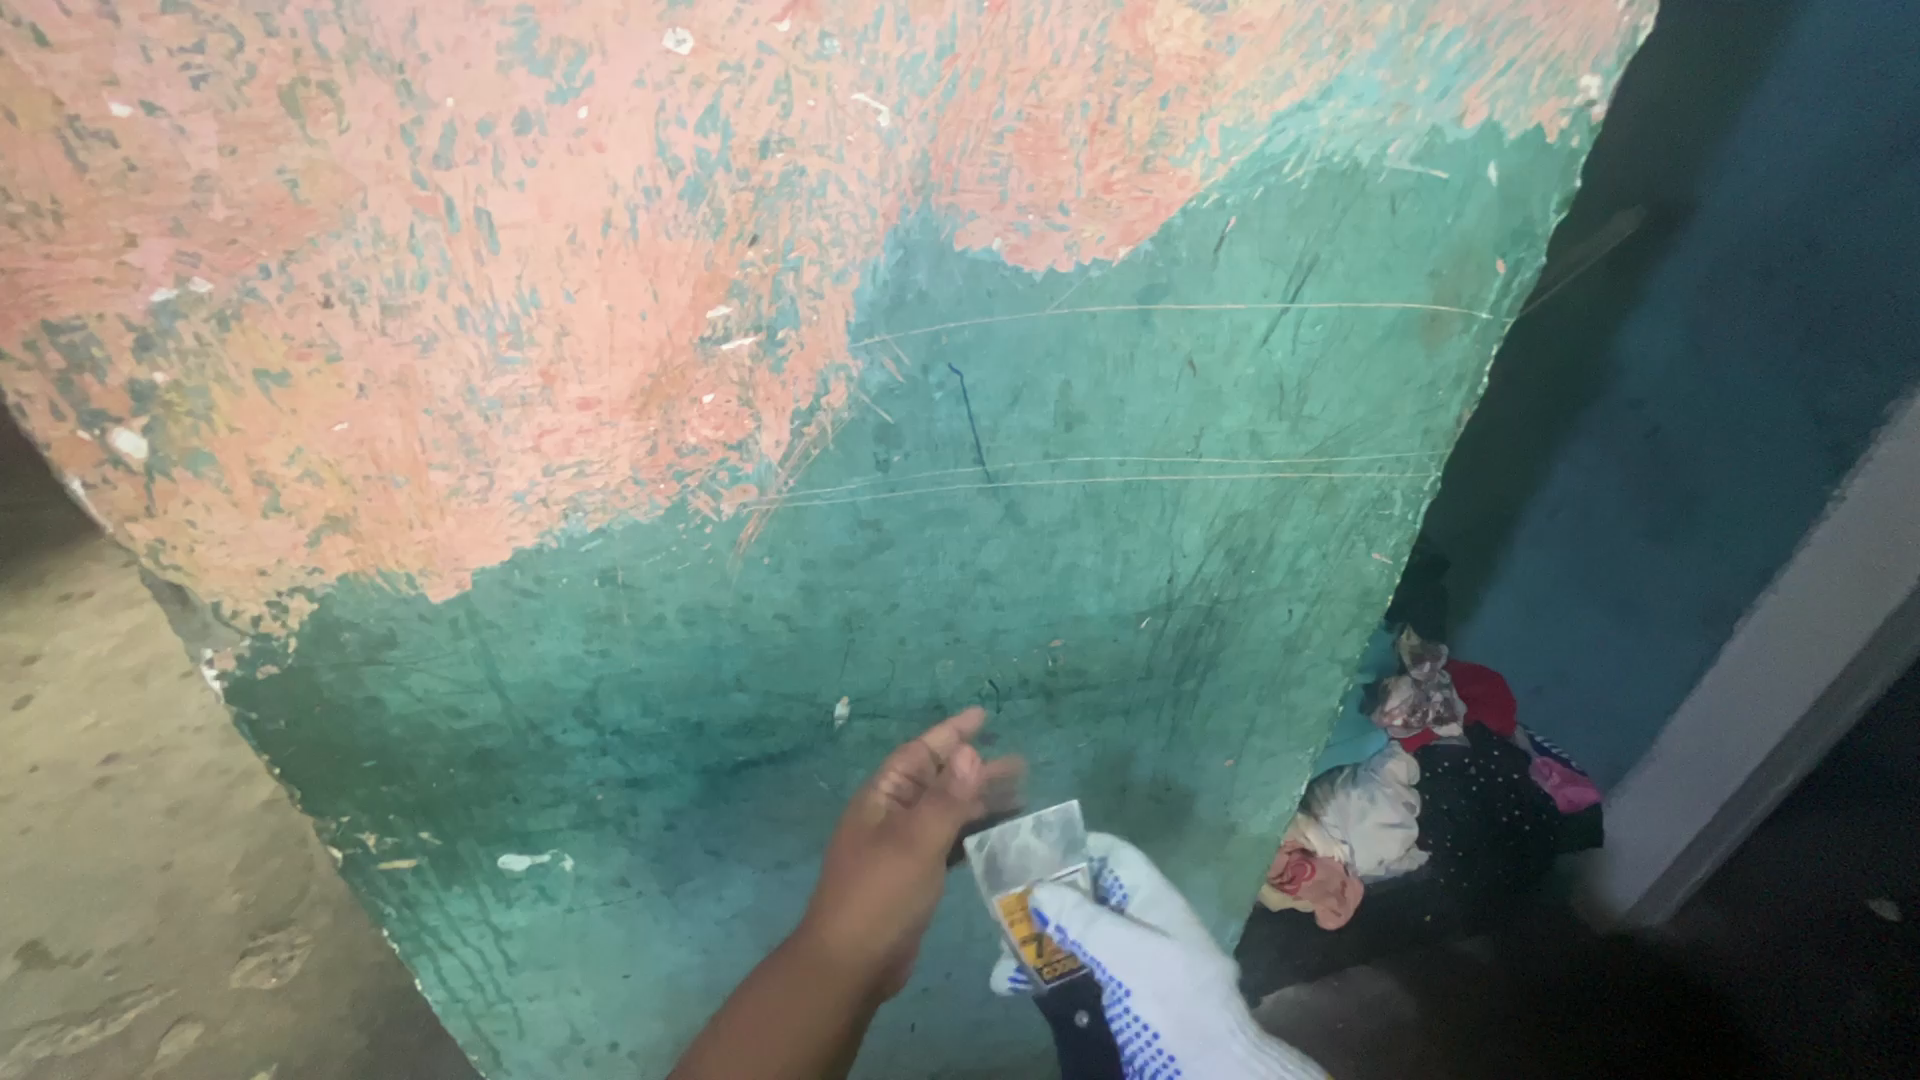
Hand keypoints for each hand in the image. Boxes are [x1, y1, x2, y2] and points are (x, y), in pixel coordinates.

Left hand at [797, 707, 1023, 999]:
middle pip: (939, 780)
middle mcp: (893, 814)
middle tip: (1020, 763)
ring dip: (980, 801)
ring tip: (1021, 795)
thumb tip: (970, 752)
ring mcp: (903, 846)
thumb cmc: (879, 895)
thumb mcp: (915, 841)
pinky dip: (973, 834)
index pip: (921, 752)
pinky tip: (998, 835)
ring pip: (948, 811)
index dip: (952, 733)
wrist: (850, 965)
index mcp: (884, 796)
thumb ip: (946, 798)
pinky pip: (949, 841)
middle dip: (976, 769)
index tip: (983, 716)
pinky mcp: (915, 875)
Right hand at [990, 833, 1328, 1079]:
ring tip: (1001, 957)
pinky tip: (1009, 984)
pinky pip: (1075, 975)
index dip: (1077, 847)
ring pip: (1075, 938)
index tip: (1033, 852)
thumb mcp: (1127, 953)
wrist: (1212, 1074)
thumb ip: (1082, 918)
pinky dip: (1044, 977)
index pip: (1114, 855)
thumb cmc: (1173, 1000)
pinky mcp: (1117, 998)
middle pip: (1086, 897)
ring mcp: (1128, 964)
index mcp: (1151, 900)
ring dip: (1036, 943)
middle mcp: (1139, 925)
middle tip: (1004, 911)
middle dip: (1045, 902)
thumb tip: (1039, 887)